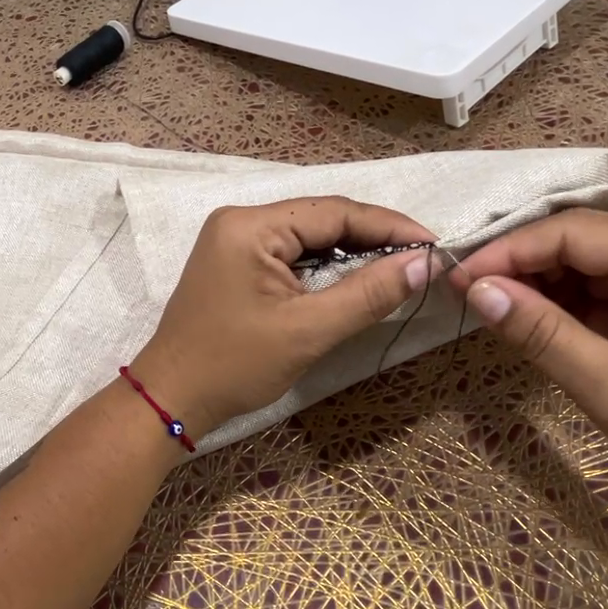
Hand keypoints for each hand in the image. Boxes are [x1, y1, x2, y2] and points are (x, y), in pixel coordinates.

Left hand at [130, 197, 434, 441]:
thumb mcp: (308, 330)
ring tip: (397, 270)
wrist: (172, 397)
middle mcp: (239, 221)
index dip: (388, 225)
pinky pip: (289, 254)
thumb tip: (424, 263)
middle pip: (321, 219)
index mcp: (250, 226)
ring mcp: (233, 241)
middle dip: (372, 238)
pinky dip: (323, 267)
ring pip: (307, 237)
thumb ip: (368, 293)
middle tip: (421, 260)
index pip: (334, 211)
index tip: (435, 243)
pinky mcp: (234, 263)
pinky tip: (352, 282)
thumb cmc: (234, 364)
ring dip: (350, 253)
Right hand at [450, 209, 607, 531]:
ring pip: (593, 268)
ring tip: (494, 312)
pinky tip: (537, 326)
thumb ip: (541, 332)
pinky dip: (569, 309)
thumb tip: (476, 289)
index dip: (510, 250)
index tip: (458, 279)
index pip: (575, 231)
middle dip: (522, 265)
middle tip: (469, 296)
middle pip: (583, 242)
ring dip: (542, 287)